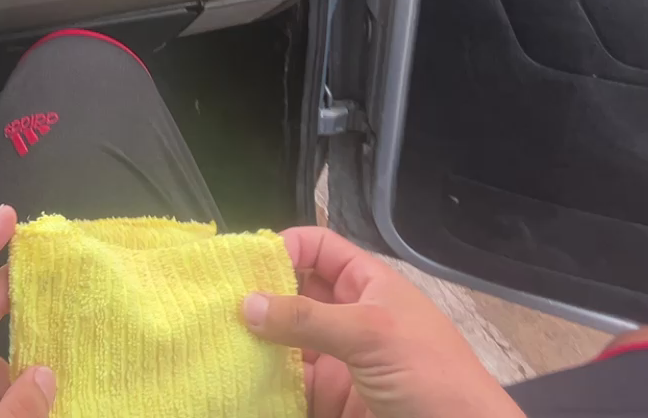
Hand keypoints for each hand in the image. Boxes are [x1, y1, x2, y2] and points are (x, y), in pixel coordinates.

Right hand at [243, 226, 523, 417]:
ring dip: (256, 340)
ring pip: (286, 341)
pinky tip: (236, 376)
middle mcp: (348, 317)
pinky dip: (264, 382)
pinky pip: (290, 384)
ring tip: (216, 337)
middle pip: (294, 294)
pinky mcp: (331, 401)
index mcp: (366, 285)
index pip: (317, 248)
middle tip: (216, 300)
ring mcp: (339, 361)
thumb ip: (308, 319)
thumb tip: (245, 303)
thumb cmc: (431, 377)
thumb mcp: (372, 334)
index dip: (285, 247)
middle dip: (259, 295)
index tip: (245, 263)